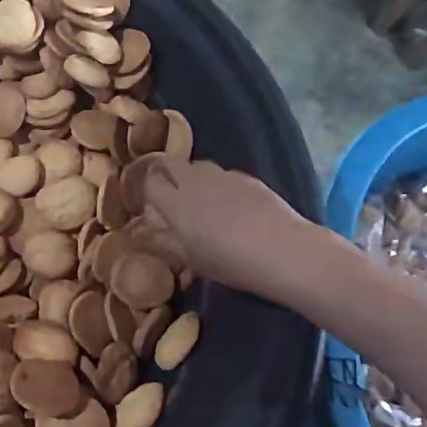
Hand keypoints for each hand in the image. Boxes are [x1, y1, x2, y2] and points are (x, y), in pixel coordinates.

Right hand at [139, 159, 329, 301]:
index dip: (149, 194)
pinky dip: (219, 187)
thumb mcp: (189, 259)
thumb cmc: (229, 260)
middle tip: (176, 209)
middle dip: (168, 181)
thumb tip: (144, 230)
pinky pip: (222, 176)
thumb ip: (163, 239)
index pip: (149, 181)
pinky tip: (233, 212)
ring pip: (198, 169)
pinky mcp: (248, 178)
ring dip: (194, 183)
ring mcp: (224, 174)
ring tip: (205, 210)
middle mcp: (196, 178)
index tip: (155, 213)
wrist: (283, 250)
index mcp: (175, 199)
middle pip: (171, 167)